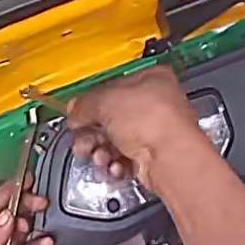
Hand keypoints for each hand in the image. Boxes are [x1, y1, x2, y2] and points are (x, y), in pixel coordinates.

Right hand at [65, 65, 215, 196]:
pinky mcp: (152, 158)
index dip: (91, 102)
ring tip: (98, 155)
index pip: (112, 88)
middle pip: (112, 119)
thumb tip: (75, 110)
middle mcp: (156, 105)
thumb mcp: (105, 102)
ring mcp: (155, 133)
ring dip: (101, 151)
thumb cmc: (152, 121)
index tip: (77, 114)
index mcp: (151, 79)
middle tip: (82, 140)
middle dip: (92, 133)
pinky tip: (114, 165)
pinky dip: (115, 164)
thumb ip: (84, 105)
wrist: (169, 158)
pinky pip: (125, 160)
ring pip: (116, 142)